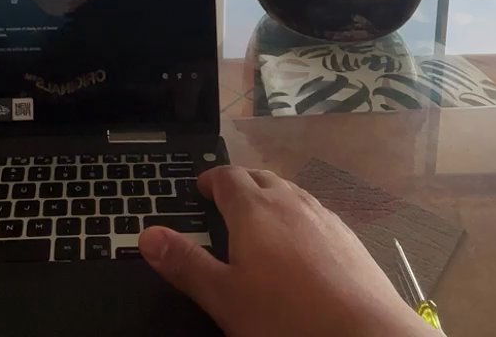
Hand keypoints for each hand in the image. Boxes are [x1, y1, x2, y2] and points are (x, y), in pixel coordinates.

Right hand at [138, 165, 438, 336]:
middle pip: (258, 176)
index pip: (226, 176)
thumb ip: (185, 264)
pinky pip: (314, 212)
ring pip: (289, 191)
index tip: (200, 188)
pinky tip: (301, 244)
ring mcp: (322, 215)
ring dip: (270, 197)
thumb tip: (148, 234)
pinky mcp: (348, 236)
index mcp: (254, 209)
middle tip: (225, 202)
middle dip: (240, 184)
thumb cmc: (287, 320)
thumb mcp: (226, 299)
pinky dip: (298, 217)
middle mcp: (289, 200)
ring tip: (260, 219)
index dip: (210, 179)